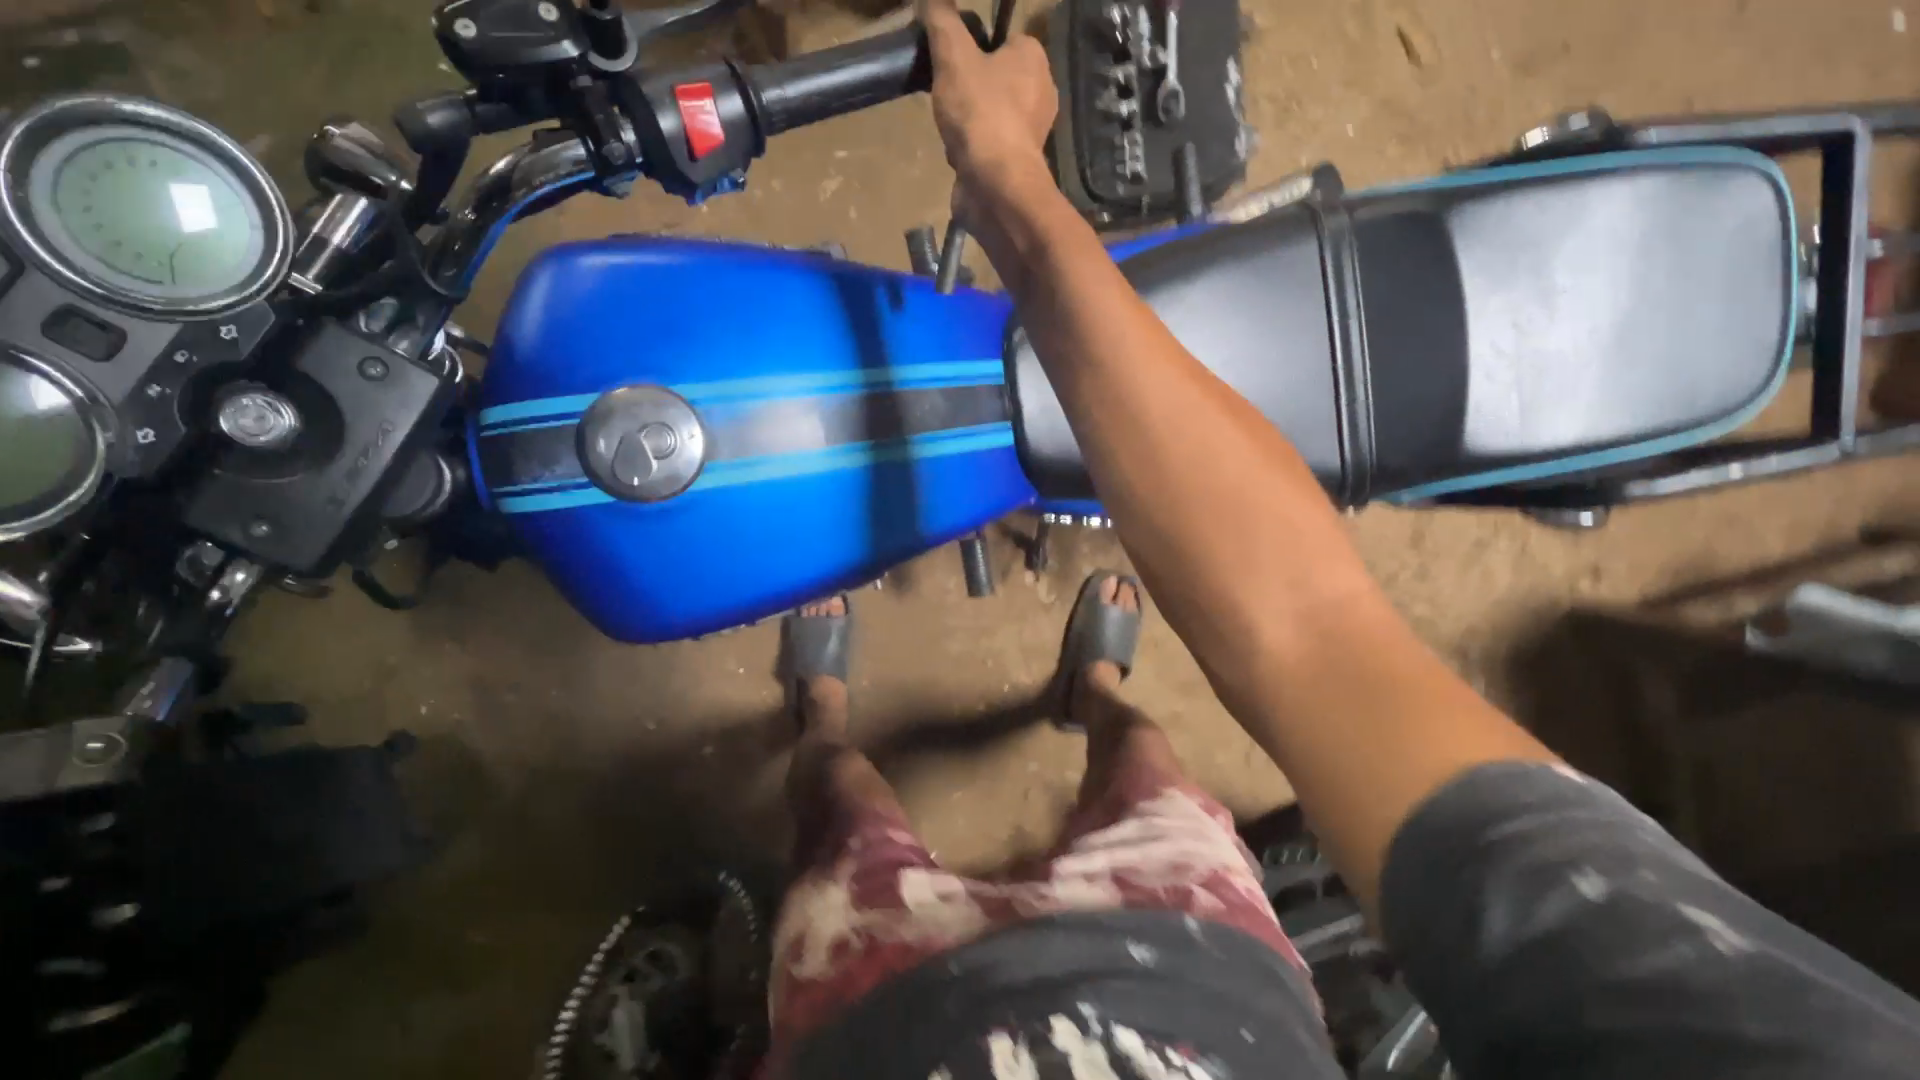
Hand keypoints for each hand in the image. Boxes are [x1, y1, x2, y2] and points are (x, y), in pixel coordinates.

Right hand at [919, 0, 1058, 219]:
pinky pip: (992, 141)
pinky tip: (959, 152)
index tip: (950, 59)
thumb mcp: (953, 56)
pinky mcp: (1021, 160)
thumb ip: (942, 21)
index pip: (1003, 37)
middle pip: (996, 75)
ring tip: (951, 124)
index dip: (973, 46)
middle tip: (946, 93)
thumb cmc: (980, 114)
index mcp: (1034, 57)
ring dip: (968, 117)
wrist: (996, 186)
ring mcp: (1033, 129)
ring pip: (992, 110)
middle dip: (969, 85)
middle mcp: (1042, 90)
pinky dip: (974, 145)